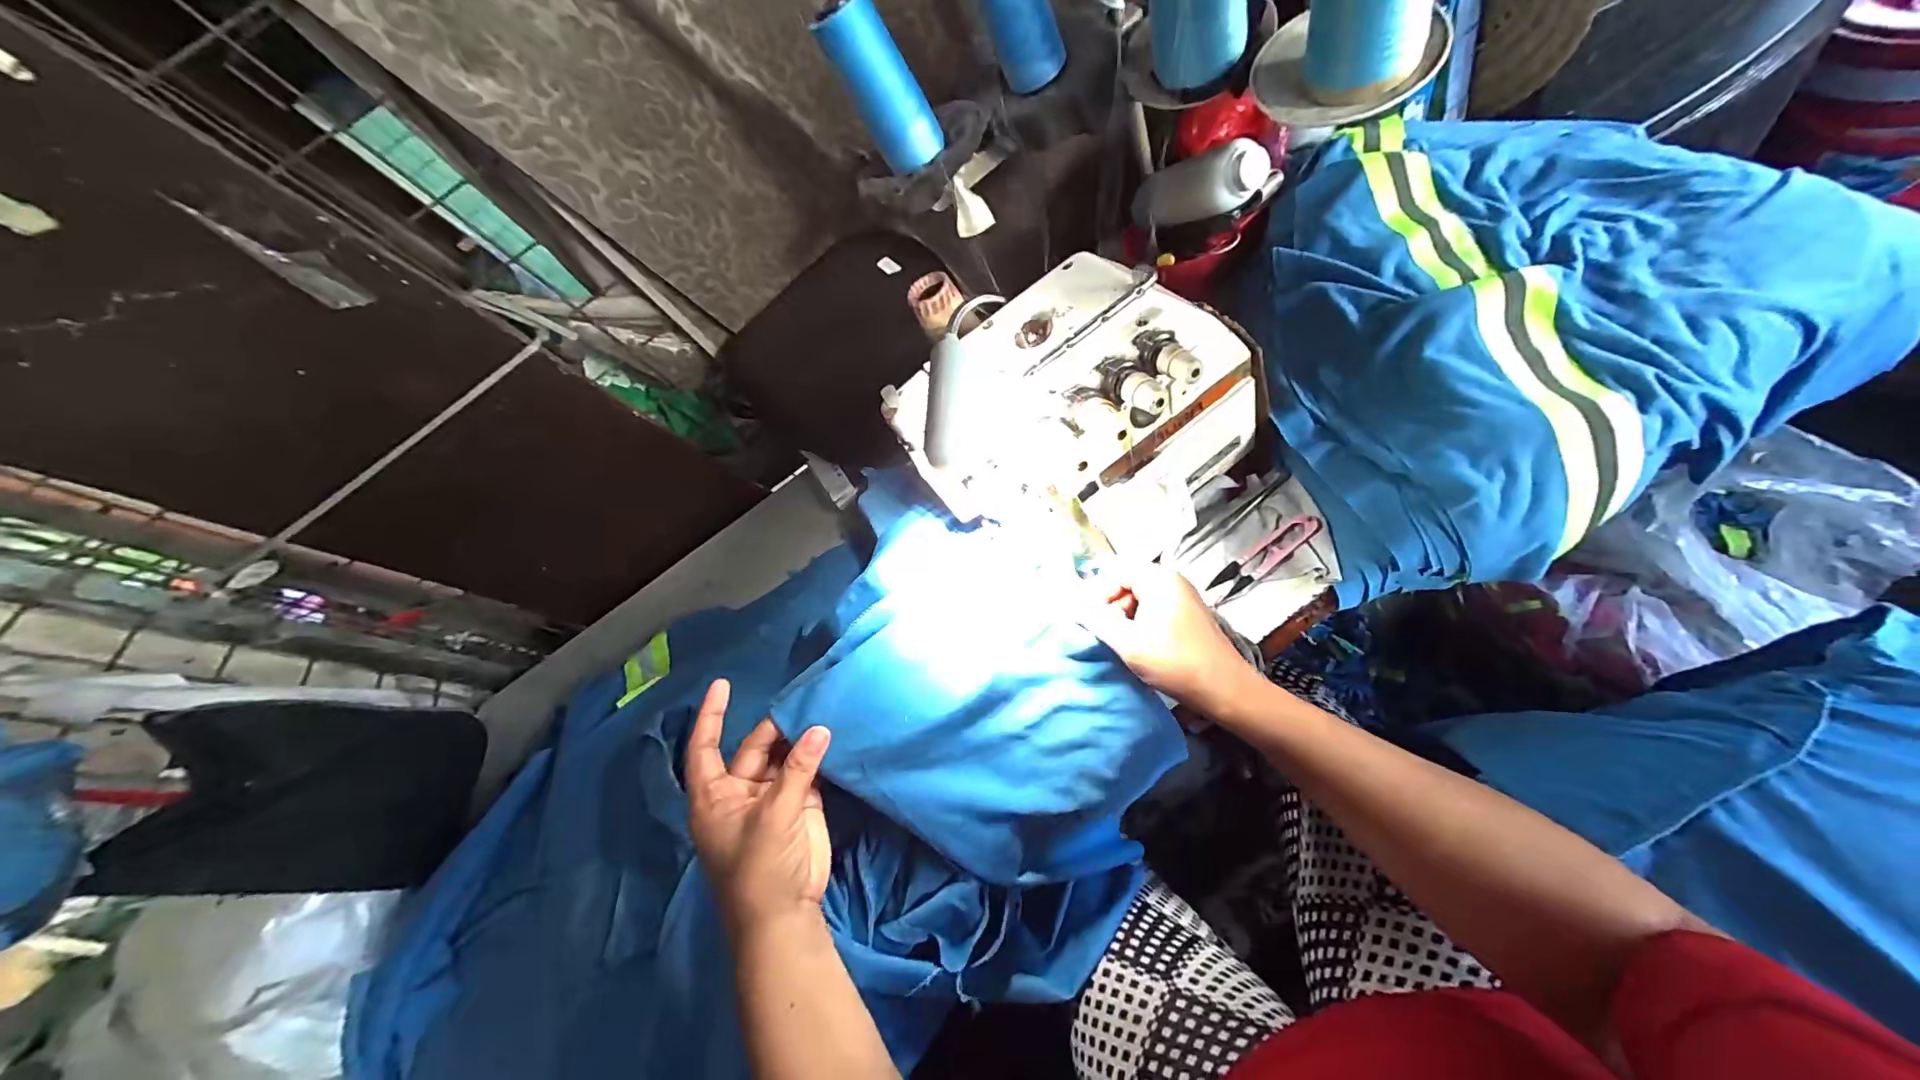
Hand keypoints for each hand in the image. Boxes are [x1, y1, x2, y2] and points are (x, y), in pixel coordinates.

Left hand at [685, 679, 833, 930]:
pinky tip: (831, 736)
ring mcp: (771, 798)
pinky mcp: (799, 806)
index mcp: (715, 795)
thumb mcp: (774, 815)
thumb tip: (820, 729)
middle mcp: (740, 792)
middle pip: (755, 748)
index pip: (705, 747)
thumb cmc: (759, 868)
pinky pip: (807, 771)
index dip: (712, 715)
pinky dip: (817, 755)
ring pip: (784, 757)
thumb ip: (798, 769)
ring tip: (820, 711)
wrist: (784, 915)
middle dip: (775, 727)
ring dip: (800, 738)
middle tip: (803, 703)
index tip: (722, 684)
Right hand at [1080, 559, 1260, 713]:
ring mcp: (1180, 598)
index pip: (1113, 573)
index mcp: (1159, 579)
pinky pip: (1151, 611)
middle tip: (1102, 636)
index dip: (1096, 595)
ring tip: (1119, 645)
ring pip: (1137, 600)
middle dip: (1109, 608)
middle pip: (1125, 584)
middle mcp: (1171, 581)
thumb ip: (1096, 620)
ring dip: (1123, 620)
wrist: (1225, 690)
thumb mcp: (1128, 643)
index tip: (1086, 622)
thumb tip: (1071, 605)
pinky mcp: (1185, 616)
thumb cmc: (1175, 663)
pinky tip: (1137, 648)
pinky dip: (1138, 626)